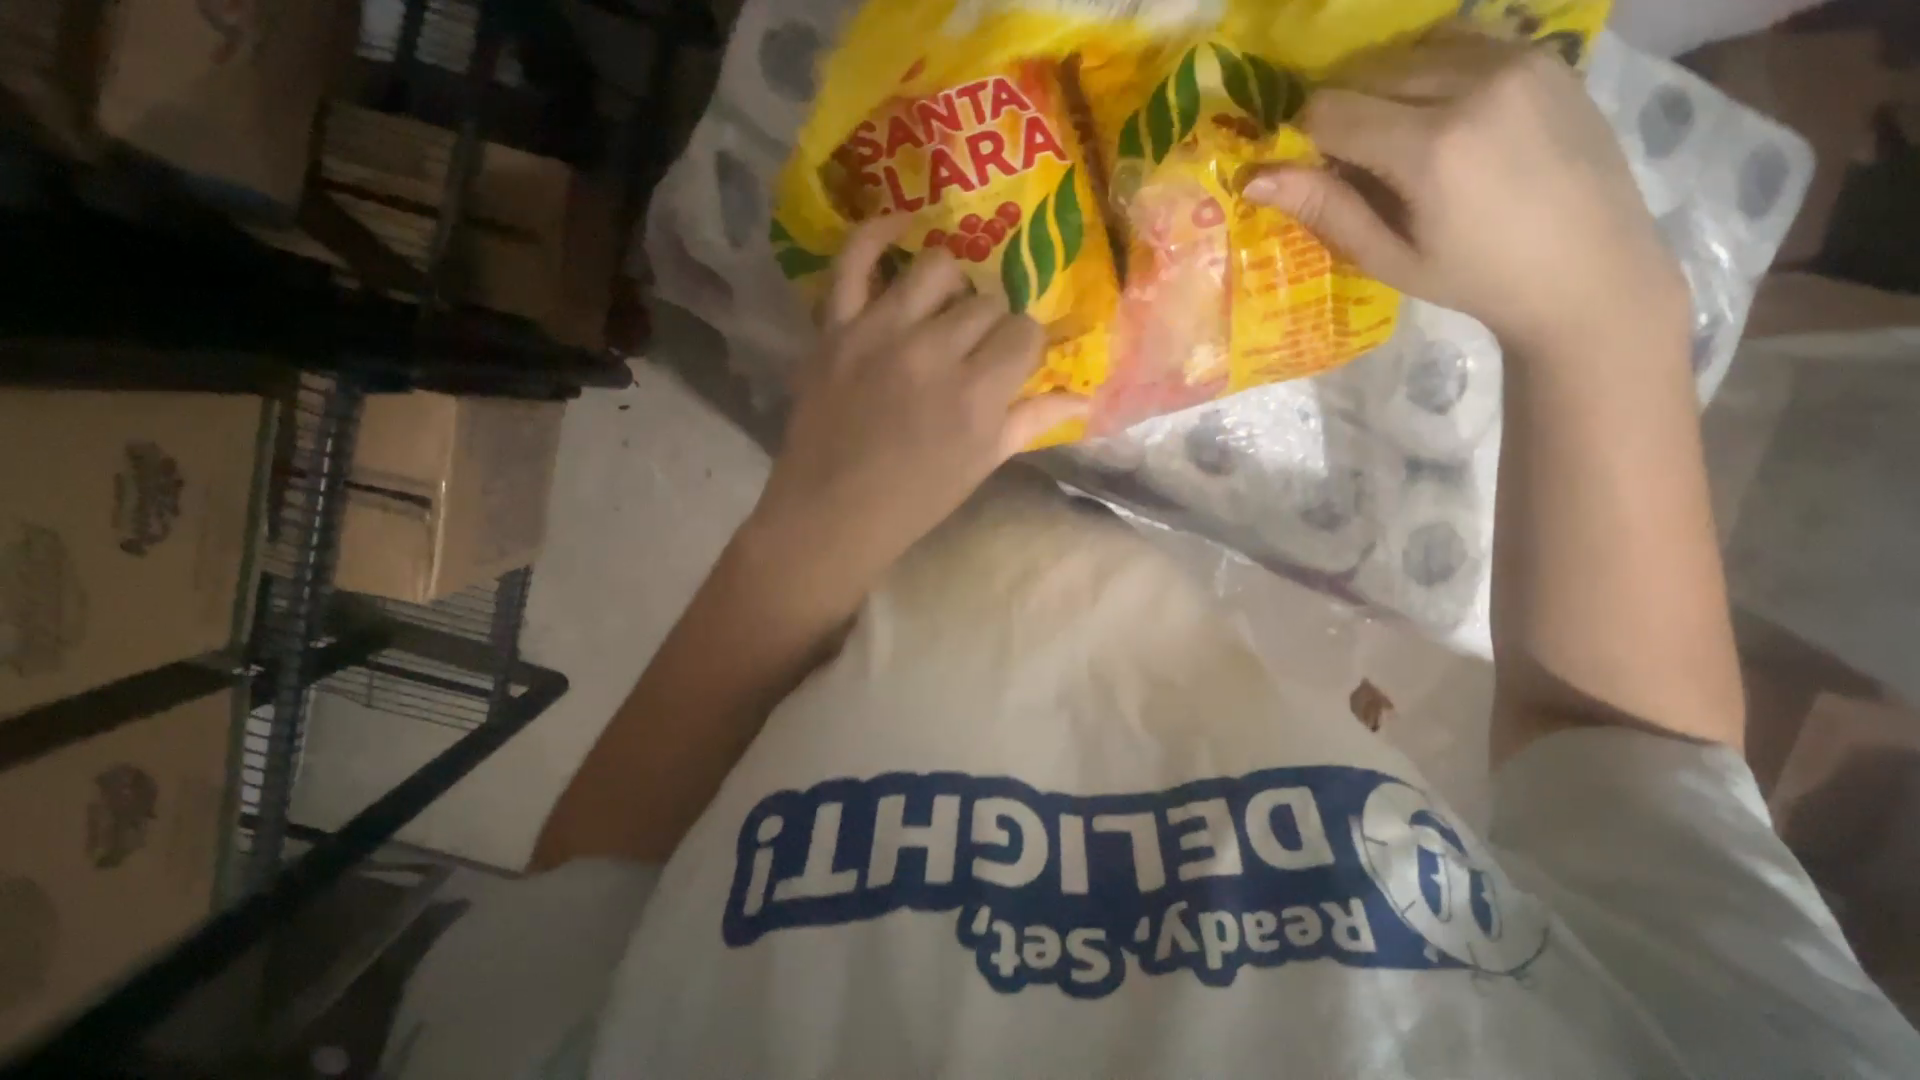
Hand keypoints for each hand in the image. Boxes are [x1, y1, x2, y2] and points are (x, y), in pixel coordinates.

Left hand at [739, 216, 1087, 601]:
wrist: (830, 513)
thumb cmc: (914, 500)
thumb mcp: (981, 464)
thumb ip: (1032, 421)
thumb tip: (1086, 396)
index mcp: (976, 394)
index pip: (1024, 333)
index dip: (1023, 345)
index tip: (1010, 361)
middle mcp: (933, 351)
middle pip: (985, 303)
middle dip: (989, 324)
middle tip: (972, 349)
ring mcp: (880, 331)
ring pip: (937, 269)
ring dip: (951, 286)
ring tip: (942, 310)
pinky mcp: (836, 326)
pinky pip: (854, 260)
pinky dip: (876, 234)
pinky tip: (900, 224)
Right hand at [1244, 34, 1688, 358]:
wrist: (1589, 269)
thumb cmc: (1477, 279)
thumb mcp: (1390, 258)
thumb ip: (1325, 209)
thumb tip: (1252, 177)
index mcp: (1432, 147)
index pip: (1330, 110)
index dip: (1306, 137)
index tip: (1314, 170)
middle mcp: (1474, 85)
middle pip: (1366, 71)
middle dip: (1345, 111)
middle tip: (1357, 162)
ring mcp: (1516, 61)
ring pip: (1410, 51)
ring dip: (1386, 88)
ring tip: (1400, 139)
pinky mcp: (1543, 54)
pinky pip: (1460, 42)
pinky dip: (1432, 70)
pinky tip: (1442, 115)